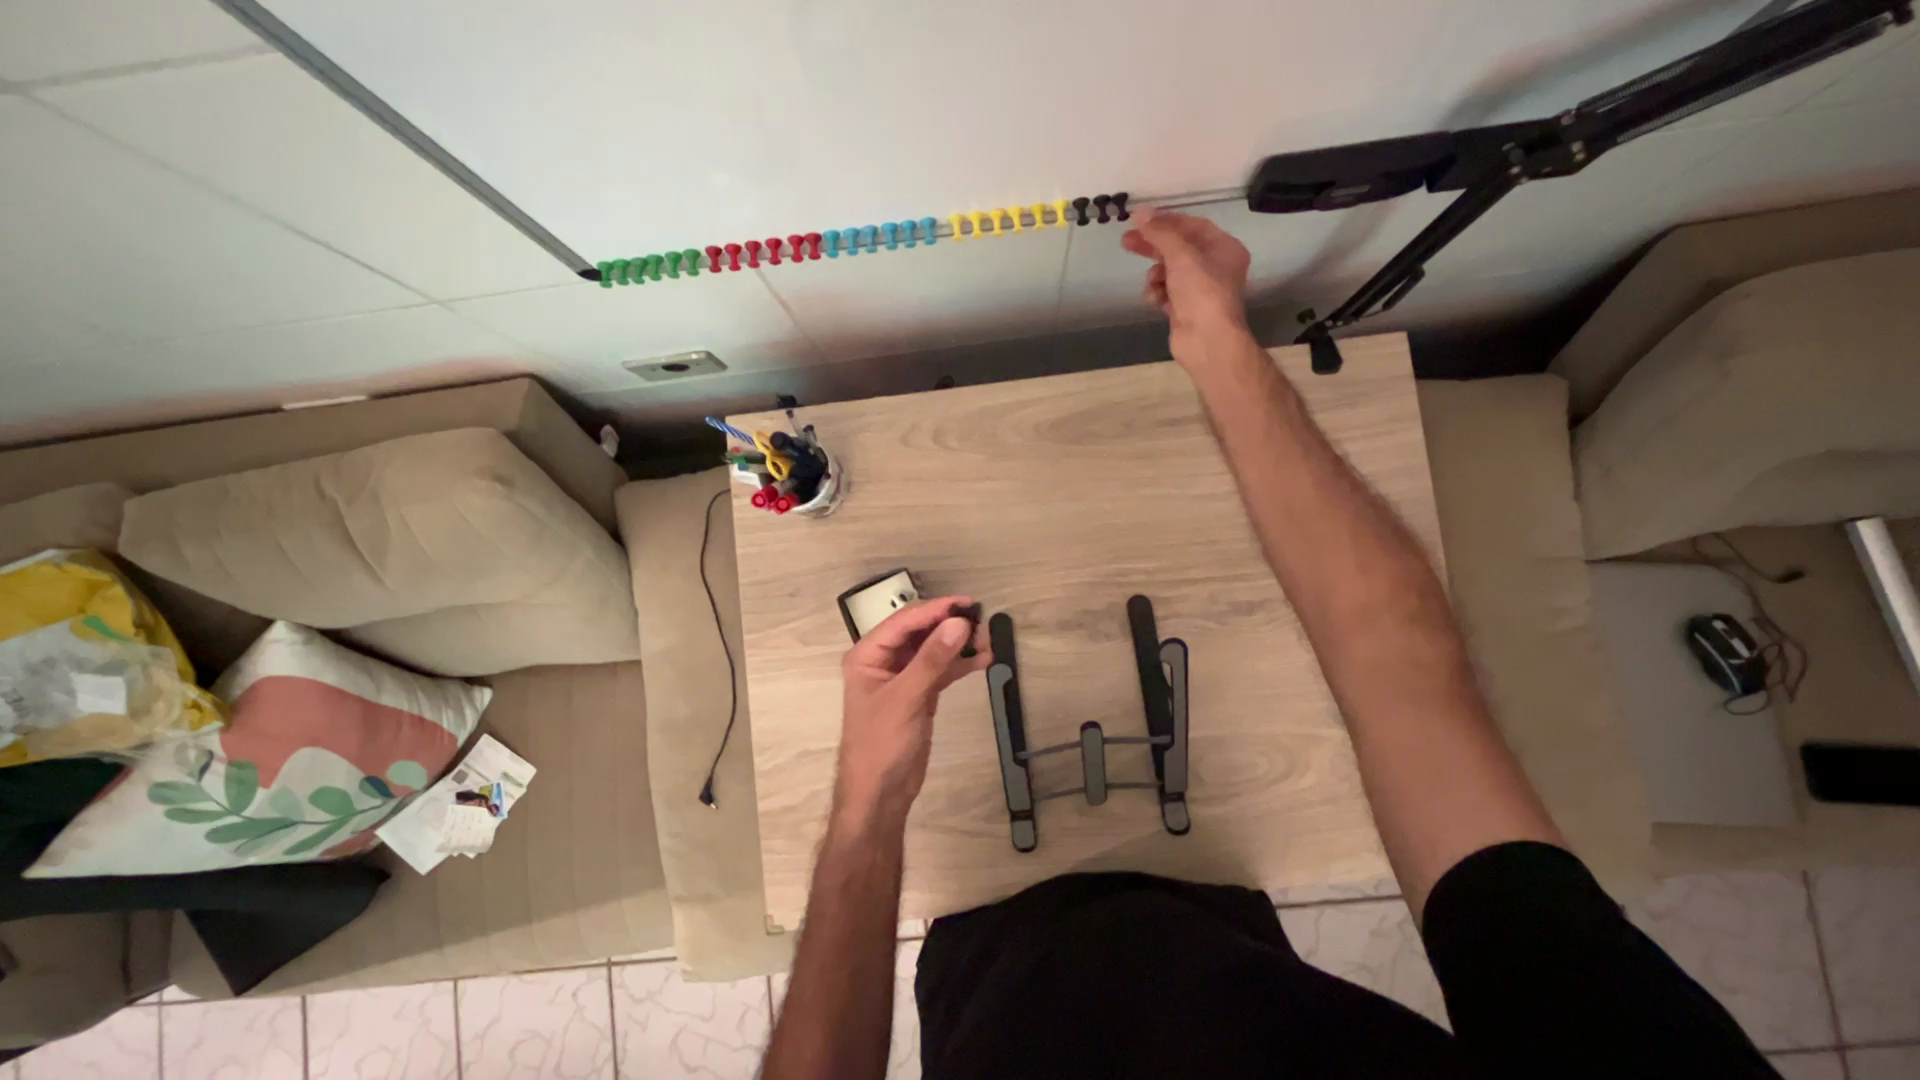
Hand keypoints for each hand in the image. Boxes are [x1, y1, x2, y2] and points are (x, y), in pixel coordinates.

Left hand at [835, 596, 989, 825]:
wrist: (880, 793)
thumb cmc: (881, 744)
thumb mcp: (906, 698)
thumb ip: (932, 659)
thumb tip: (959, 623)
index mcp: (868, 655)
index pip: (904, 622)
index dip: (936, 609)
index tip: (968, 603)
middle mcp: (884, 660)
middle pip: (920, 631)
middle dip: (950, 625)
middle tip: (983, 623)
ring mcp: (903, 677)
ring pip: (934, 649)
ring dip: (959, 643)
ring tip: (989, 640)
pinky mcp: (920, 694)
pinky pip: (942, 670)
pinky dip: (961, 664)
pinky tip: (984, 659)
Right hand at [1122, 208, 1253, 365]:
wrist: (1207, 341)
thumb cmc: (1201, 293)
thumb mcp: (1181, 256)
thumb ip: (1160, 232)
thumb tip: (1140, 212)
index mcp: (1224, 248)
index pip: (1192, 226)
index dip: (1166, 222)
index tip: (1141, 221)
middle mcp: (1215, 267)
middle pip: (1178, 248)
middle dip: (1153, 247)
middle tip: (1126, 241)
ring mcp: (1200, 290)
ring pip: (1169, 272)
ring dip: (1155, 275)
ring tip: (1151, 282)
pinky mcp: (1186, 309)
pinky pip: (1167, 293)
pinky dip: (1158, 294)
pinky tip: (1156, 300)